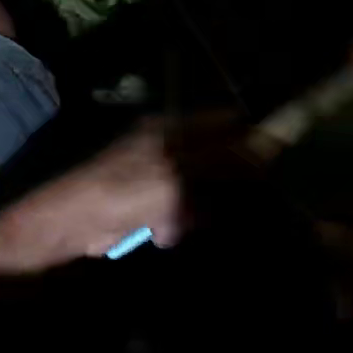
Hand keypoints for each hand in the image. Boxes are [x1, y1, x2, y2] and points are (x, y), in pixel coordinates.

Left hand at [14, 114, 252, 259]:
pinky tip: (161, 232)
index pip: (224, 121)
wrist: (73, 224)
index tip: (279, 160)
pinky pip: (179, 214)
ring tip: (174, 221)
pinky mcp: (147, 205)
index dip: (252, 136)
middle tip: (225, 203)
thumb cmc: (123, 191)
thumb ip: (224, 160)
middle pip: (217, 160)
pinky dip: (174, 225)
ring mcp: (156, 177)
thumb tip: (270, 146)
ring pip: (200, 192)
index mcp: (170, 129)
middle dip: (223, 186)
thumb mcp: (179, 174)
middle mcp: (164, 147)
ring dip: (193, 211)